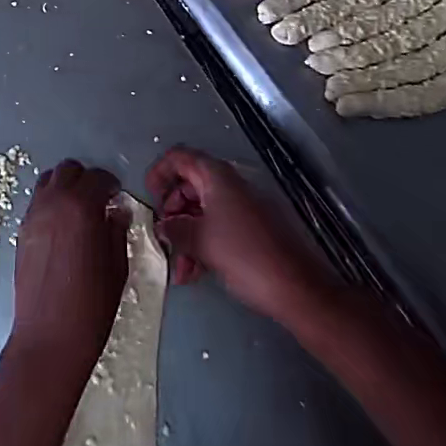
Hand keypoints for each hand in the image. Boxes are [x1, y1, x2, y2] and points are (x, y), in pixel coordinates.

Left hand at [10, 160, 129, 364]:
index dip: (110, 184)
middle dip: (85, 179)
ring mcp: (33, 216)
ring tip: (78, 210)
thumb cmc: (91, 306)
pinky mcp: (21, 233)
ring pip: (48, 182)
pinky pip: (37, 203)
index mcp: (81, 206)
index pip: (97, 177)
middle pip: (68, 170)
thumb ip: (116, 230)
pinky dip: (50, 204)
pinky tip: (62, 227)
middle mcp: (53, 203)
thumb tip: (117, 212)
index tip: (116, 197)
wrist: (49, 338)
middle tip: (98, 199)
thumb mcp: (117, 266)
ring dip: (65, 187)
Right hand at [145, 146, 335, 323]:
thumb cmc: (244, 254)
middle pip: (189, 186)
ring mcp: (242, 206)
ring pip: (202, 211)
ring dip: (185, 236)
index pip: (179, 158)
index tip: (148, 197)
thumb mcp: (200, 240)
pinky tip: (194, 274)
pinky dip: (202, 244)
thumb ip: (175, 229)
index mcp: (216, 177)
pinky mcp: (251, 229)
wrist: (297, 287)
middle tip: (164, 237)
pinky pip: (217, 227)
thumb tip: (164, 226)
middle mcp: (229, 185)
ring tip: (179, 269)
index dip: (160, 172)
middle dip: (171, 212)